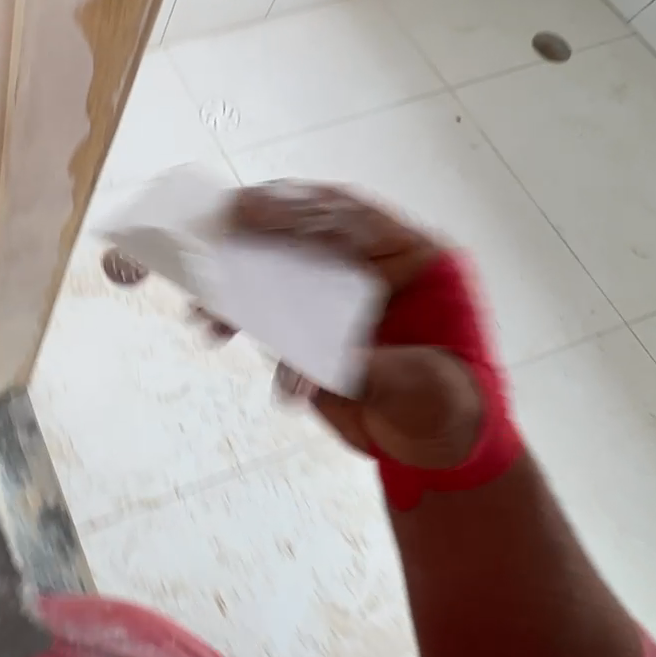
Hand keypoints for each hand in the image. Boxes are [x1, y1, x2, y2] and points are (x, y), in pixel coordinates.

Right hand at [205, 182, 481, 470]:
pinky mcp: (308, 320)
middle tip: (209, 240)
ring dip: (234, 284)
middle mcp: (369, 264)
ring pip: (275, 266)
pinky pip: (264, 307)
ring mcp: (335, 290)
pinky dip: (237, 319)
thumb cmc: (450, 412)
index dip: (295, 206)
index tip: (243, 209)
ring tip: (205, 311)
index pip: (350, 215)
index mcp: (414, 257)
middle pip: (301, 230)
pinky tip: (216, 333)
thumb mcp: (424, 388)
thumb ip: (376, 368)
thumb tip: (320, 355)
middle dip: (251, 236)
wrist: (435, 449)